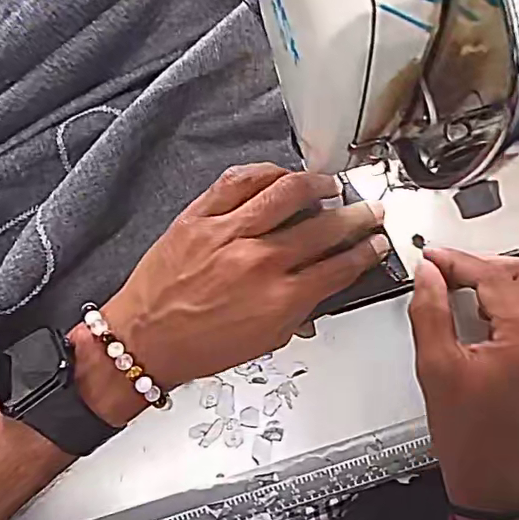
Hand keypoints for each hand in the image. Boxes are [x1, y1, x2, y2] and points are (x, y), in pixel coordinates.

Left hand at [84, 164, 389, 417]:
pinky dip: (266, 172)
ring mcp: (228, 234)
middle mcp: (259, 262)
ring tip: (330, 184)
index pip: (339, 266)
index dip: (365, 251)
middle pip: (324, 227)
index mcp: (280, 299)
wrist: (143, 340)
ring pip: (287, 193)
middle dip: (357, 216)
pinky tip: (279, 175)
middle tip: (368, 210)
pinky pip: (239, 180)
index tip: (375, 243)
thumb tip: (320, 292)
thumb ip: (298, 313)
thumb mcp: (263, 342)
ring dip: (319, 184)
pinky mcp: (200, 217)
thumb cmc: (196, 347)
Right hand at [408, 247, 518, 513]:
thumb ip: (430, 311)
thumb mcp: (435, 368)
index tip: (433, 259)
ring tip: (470, 284)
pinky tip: (498, 306)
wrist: (497, 482)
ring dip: (507, 276)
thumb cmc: (473, 440)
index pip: (494, 275)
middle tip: (444, 271)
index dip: (457, 261)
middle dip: (480, 265)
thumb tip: (429, 277)